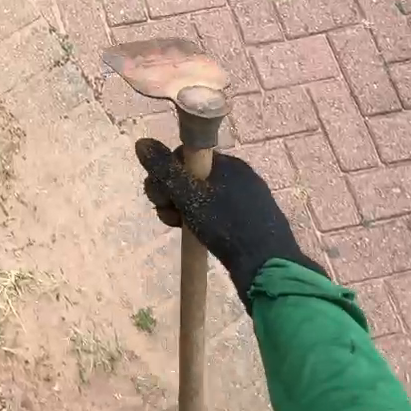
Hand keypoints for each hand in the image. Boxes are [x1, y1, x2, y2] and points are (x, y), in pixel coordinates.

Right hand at [135, 138, 326, 305]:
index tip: (162, 194)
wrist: (268, 269)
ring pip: (199, 195)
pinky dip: (198, 218)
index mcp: (228, 165)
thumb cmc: (227, 227)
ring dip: (180, 208)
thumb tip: (141, 142)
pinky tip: (193, 232)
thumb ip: (164, 169)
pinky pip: (213, 211)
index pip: (184, 156)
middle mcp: (238, 177)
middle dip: (170, 193)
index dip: (166, 173)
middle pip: (189, 175)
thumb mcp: (189, 195)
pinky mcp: (247, 221)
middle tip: (165, 211)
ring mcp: (244, 200)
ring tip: (176, 225)